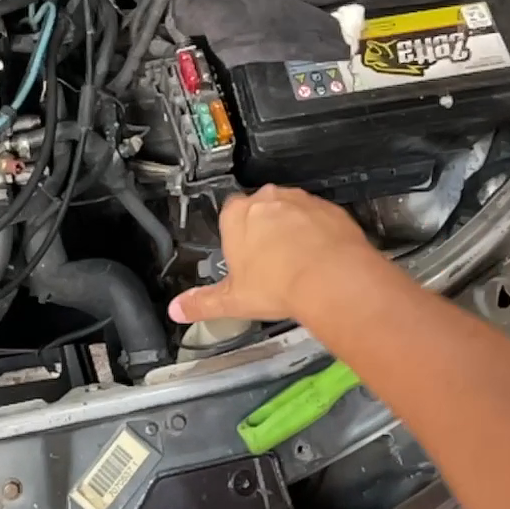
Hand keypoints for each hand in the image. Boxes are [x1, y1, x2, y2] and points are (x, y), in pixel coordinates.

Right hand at [169, 185, 383, 325]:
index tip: (244, 256)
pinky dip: (320, 233)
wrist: (332, 280)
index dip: (237, 236)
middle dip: (265, 230)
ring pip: (292, 211)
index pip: (229, 215)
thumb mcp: (233, 300)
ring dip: (293, 230)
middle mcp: (267, 199)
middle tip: (271, 262)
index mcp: (237, 215)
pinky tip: (322, 259)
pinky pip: (320, 217)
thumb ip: (201, 303)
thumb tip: (177, 309)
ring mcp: (301, 200)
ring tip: (299, 264)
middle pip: (261, 210)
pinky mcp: (330, 208)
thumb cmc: (278, 285)